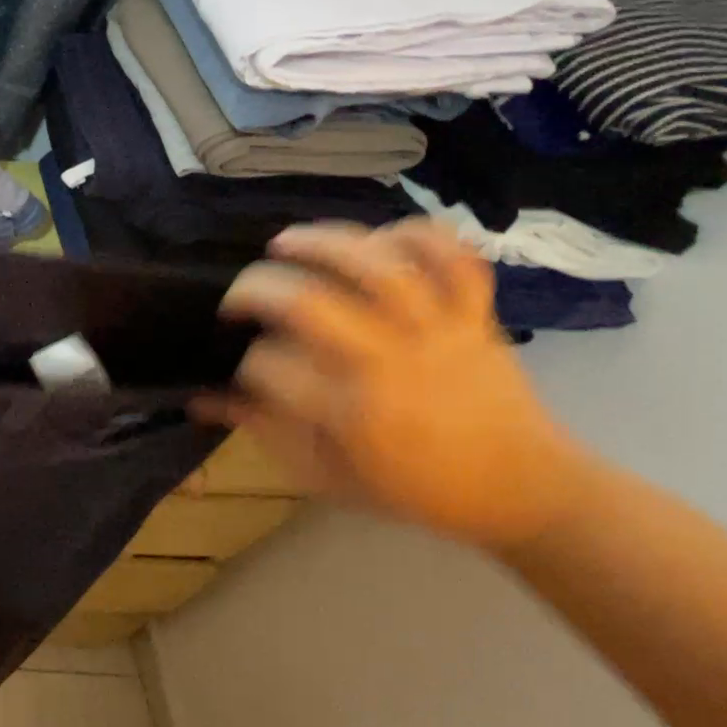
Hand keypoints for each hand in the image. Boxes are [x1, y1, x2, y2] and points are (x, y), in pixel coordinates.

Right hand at [197, 219, 593, 549]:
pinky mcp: (474, 316)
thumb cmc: (414, 487)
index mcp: (348, 411)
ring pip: (378, 267)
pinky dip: (416, 237)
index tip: (243, 373)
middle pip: (308, 303)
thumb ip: (262, 430)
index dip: (242, 364)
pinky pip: (453, 260)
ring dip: (321, 244)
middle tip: (236, 300)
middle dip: (255, 290)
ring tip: (283, 243)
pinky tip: (377, 238)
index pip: (267, 366)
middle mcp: (388, 363)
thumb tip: (201, 398)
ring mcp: (437, 333)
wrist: (525, 490)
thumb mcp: (325, 476)